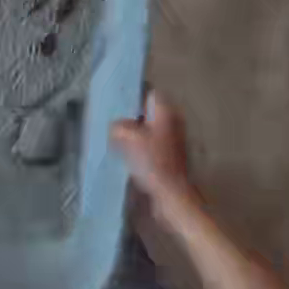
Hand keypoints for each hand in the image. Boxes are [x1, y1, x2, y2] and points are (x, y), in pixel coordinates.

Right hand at [111, 91, 198, 210]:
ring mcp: (174, 141)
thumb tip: (114, 126)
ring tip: (116, 140)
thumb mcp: (130, 139)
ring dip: (136, 134)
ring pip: (150, 130)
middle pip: (150, 112)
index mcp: (166, 112)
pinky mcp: (171, 158)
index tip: (118, 103)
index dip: (134, 96)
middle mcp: (173, 122)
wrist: (172, 195)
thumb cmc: (154, 161)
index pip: (150, 93)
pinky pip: (152, 146)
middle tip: (114, 121)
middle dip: (132, 117)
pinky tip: (127, 157)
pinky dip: (141, 148)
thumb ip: (119, 126)